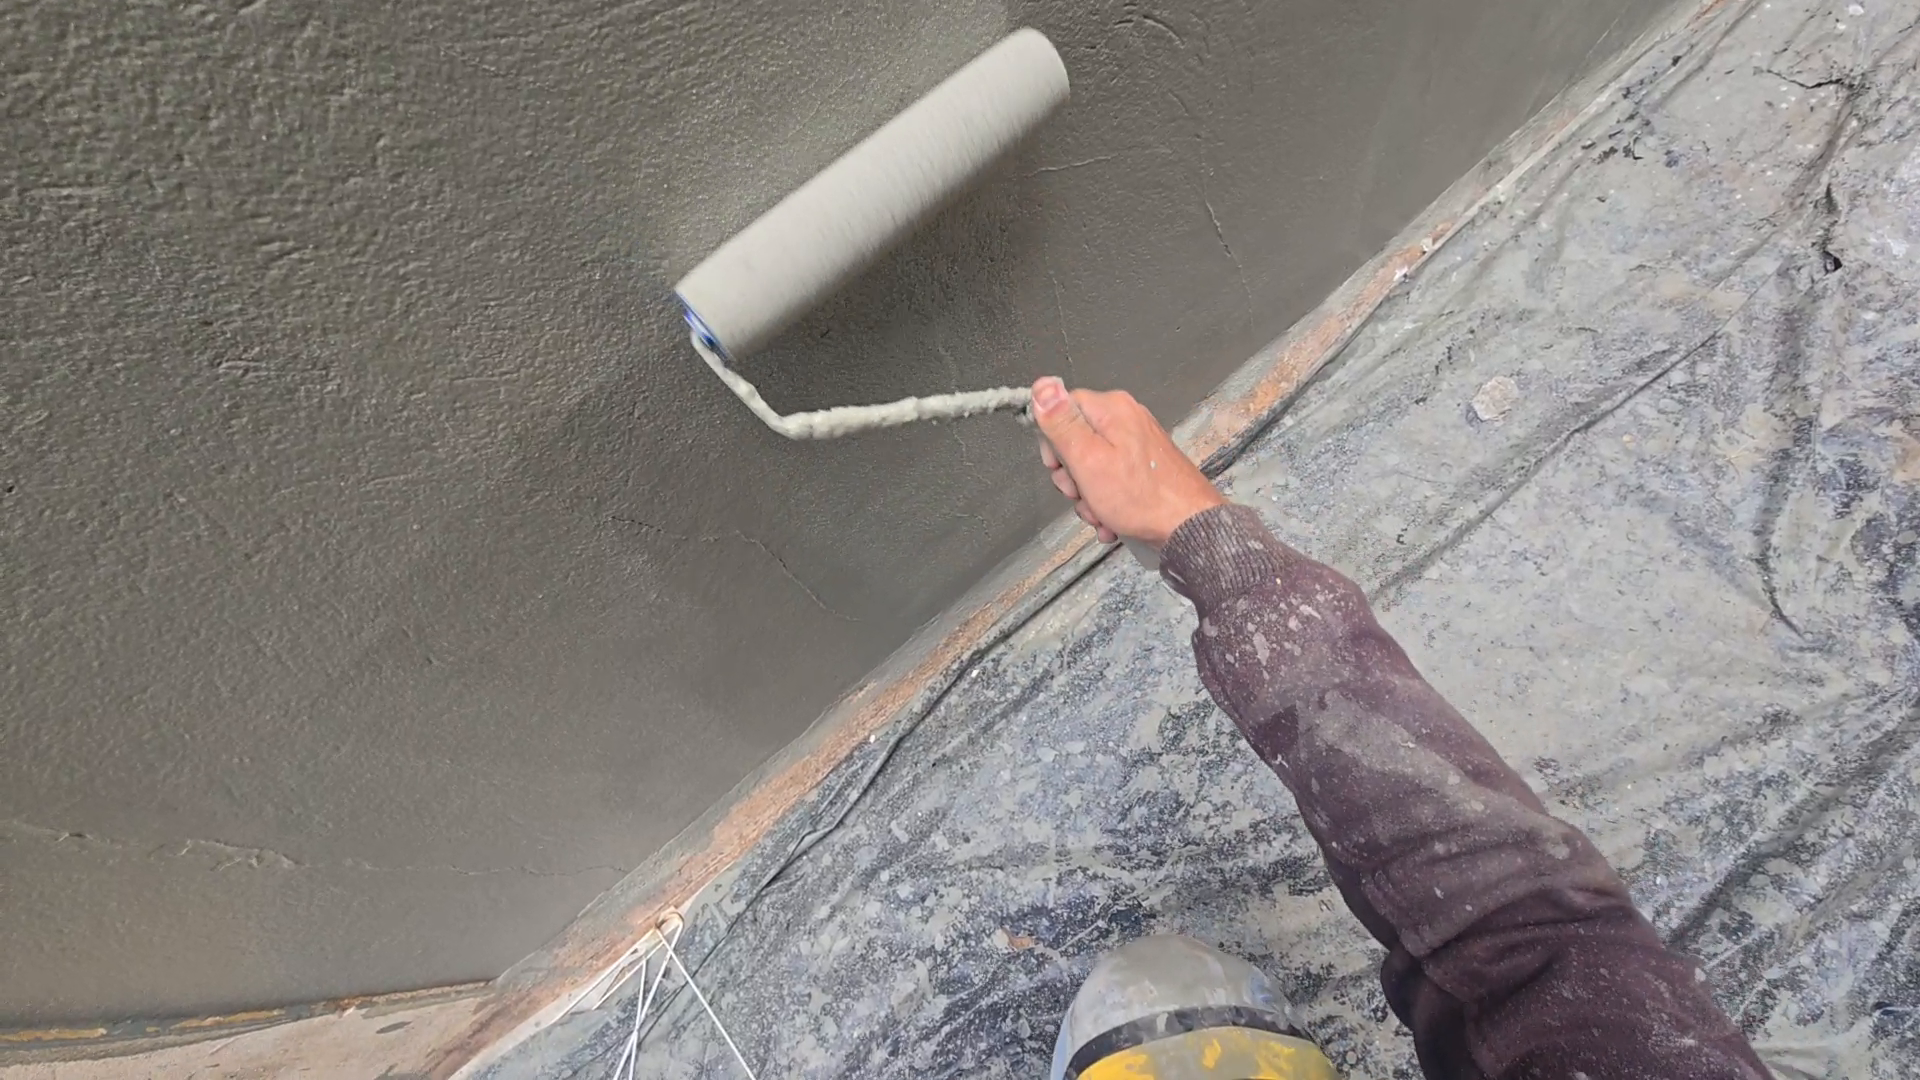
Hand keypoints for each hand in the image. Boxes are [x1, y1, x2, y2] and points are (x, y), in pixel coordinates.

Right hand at [1031, 376, 1224, 547]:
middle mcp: (1126, 419)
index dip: (1052, 441)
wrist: (1188, 527)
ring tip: (1100, 512)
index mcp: (1111, 409)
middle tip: (1080, 493)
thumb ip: (1061, 423)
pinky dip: (1106, 501)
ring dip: (1088, 496)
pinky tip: (1111, 519)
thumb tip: (1041, 385)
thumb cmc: (1141, 497)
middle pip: (1076, 440)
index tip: (1056, 466)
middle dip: (1072, 476)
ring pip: (1091, 466)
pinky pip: (1111, 479)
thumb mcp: (1087, 458)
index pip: (1062, 409)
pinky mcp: (1144, 466)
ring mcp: (1137, 444)